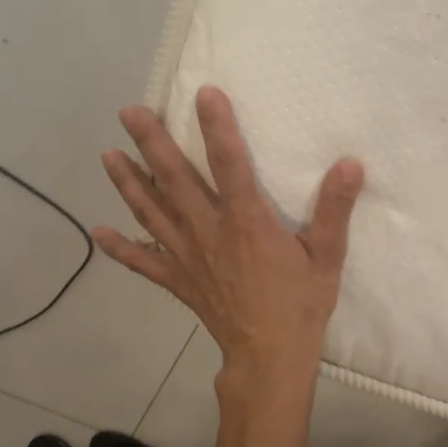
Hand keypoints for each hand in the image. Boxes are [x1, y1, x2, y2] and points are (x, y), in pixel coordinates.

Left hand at [93, 86, 364, 405]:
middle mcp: (208, 231)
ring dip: (127, 181)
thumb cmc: (302, 301)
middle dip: (151, 143)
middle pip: (173, 180)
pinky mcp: (178, 280)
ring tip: (108, 154)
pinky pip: (143, 260)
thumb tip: (350, 163)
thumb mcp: (328, 253)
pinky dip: (119, 247)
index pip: (229, 163)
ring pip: (150, 212)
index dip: (217, 127)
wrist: (270, 353)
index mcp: (246, 221)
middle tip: (130, 111)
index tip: (204, 93)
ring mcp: (187, 256)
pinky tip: (97, 232)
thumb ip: (334, 208)